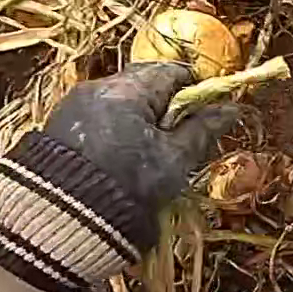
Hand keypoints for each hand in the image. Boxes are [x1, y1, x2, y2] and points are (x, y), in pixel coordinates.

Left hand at [43, 62, 238, 216]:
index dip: (196, 87)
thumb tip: (232, 107)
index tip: (209, 110)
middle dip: (169, 103)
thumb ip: (204, 128)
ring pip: (123, 98)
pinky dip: (121, 125)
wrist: (64, 220)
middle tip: (185, 132)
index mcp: (128, 89)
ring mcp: (74, 104)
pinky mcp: (60, 125)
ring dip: (145, 115)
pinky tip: (129, 152)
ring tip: (158, 146)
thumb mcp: (176, 157)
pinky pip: (102, 114)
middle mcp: (97, 87)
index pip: (172, 71)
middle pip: (145, 82)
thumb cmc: (131, 182)